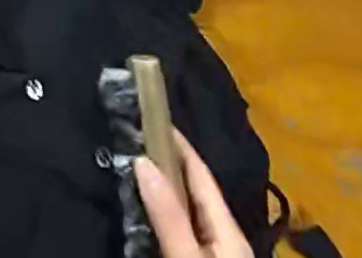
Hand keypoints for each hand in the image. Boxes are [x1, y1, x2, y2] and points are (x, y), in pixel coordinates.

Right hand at [137, 129, 254, 257]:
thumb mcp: (189, 257)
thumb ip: (169, 215)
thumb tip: (142, 160)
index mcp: (229, 228)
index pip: (201, 173)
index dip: (177, 143)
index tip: (150, 117)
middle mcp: (226, 237)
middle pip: (195, 190)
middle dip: (167, 163)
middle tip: (132, 142)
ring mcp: (218, 253)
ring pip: (188, 212)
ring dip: (165, 190)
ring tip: (133, 171)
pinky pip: (184, 231)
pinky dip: (165, 215)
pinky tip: (147, 215)